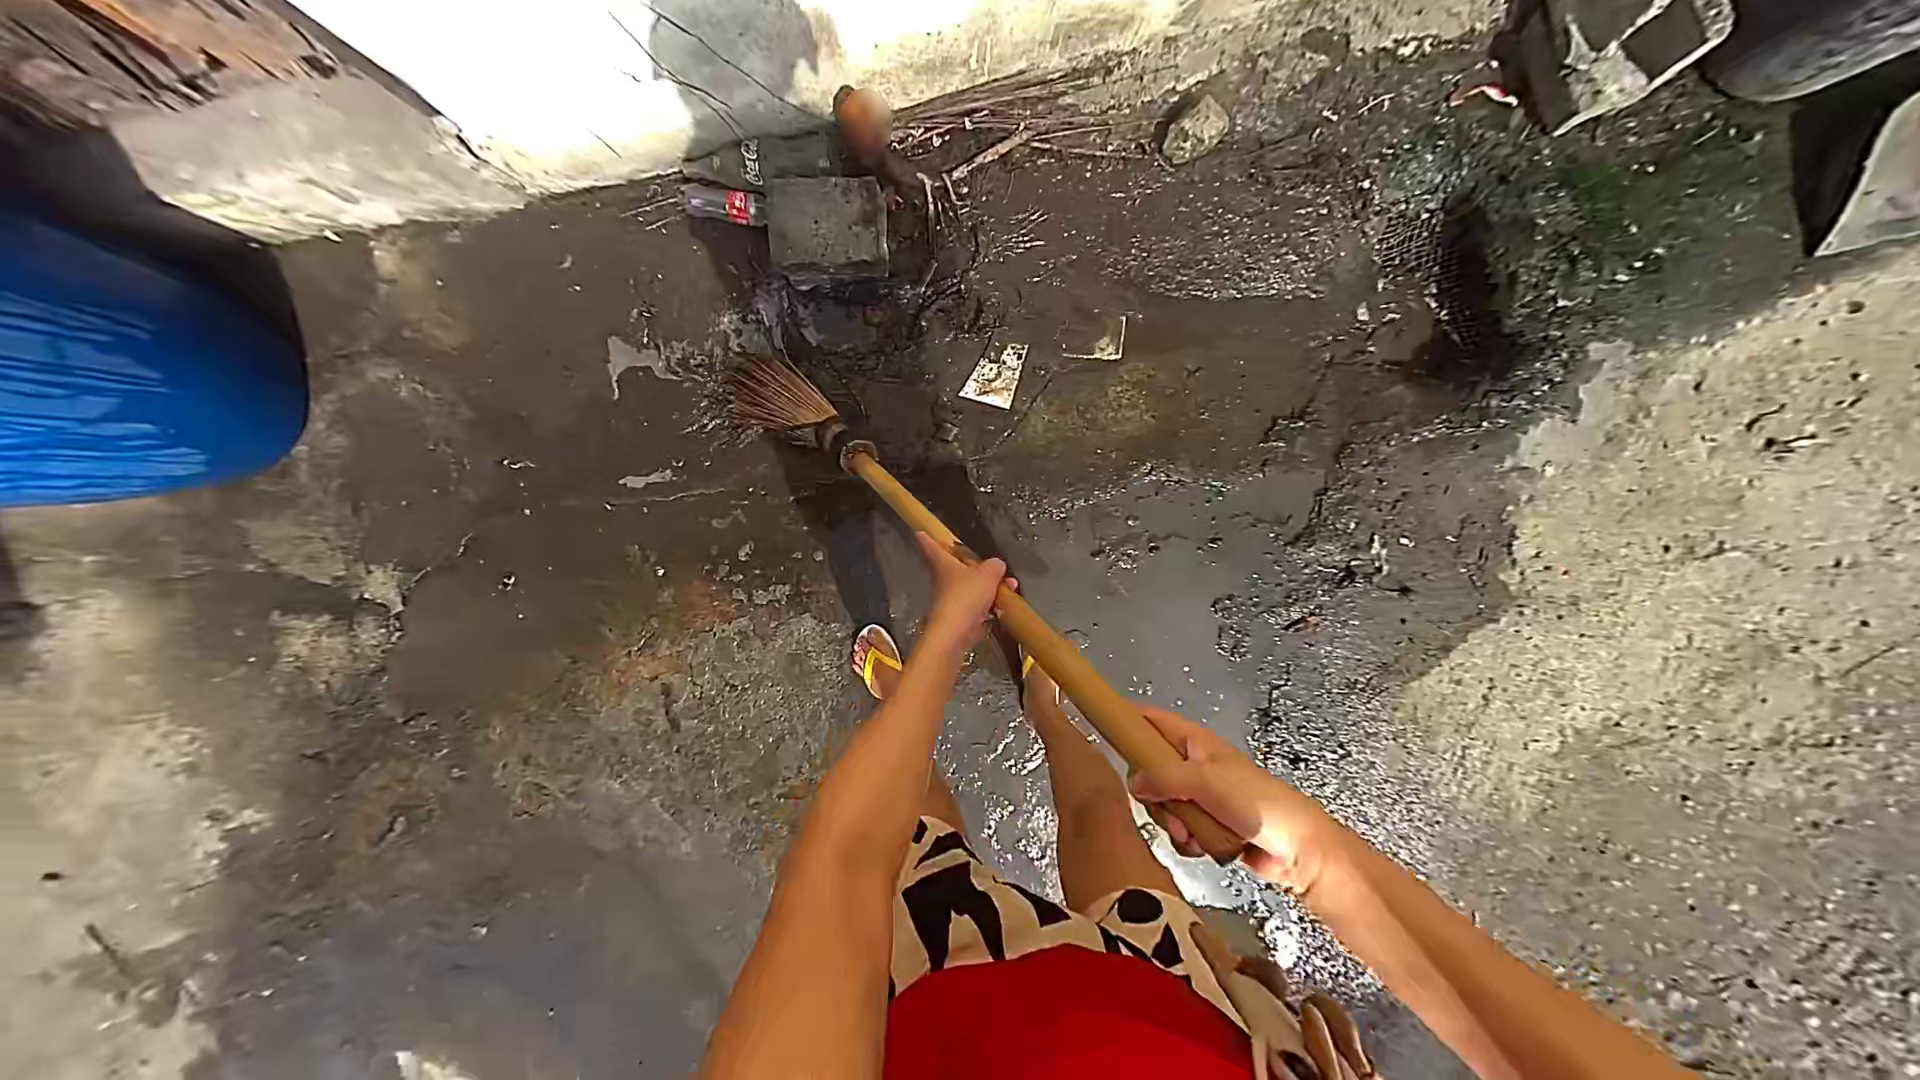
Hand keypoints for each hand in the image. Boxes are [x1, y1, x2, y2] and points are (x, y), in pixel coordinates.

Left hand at [913, 532, 1012, 654]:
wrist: (956, 633)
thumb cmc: (966, 596)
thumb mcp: (987, 574)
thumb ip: (994, 566)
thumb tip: (996, 565)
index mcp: (944, 565)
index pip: (932, 547)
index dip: (927, 539)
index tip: (920, 533)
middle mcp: (943, 581)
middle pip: (955, 569)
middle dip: (973, 567)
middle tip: (989, 565)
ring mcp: (950, 601)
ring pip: (970, 588)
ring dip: (988, 587)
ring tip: (1009, 586)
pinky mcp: (959, 619)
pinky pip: (977, 607)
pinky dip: (990, 605)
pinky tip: (1004, 606)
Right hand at [1130, 704, 1338, 892]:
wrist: (1300, 852)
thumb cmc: (1262, 804)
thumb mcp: (1207, 781)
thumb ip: (1164, 777)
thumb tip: (1133, 782)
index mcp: (1194, 742)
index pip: (1150, 719)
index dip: (1126, 719)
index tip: (1102, 727)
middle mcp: (1192, 765)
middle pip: (1146, 769)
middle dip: (1152, 794)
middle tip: (1169, 806)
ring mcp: (1198, 795)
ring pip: (1159, 803)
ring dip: (1171, 821)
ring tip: (1192, 831)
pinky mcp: (1204, 823)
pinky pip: (1175, 828)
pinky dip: (1184, 839)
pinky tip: (1200, 844)